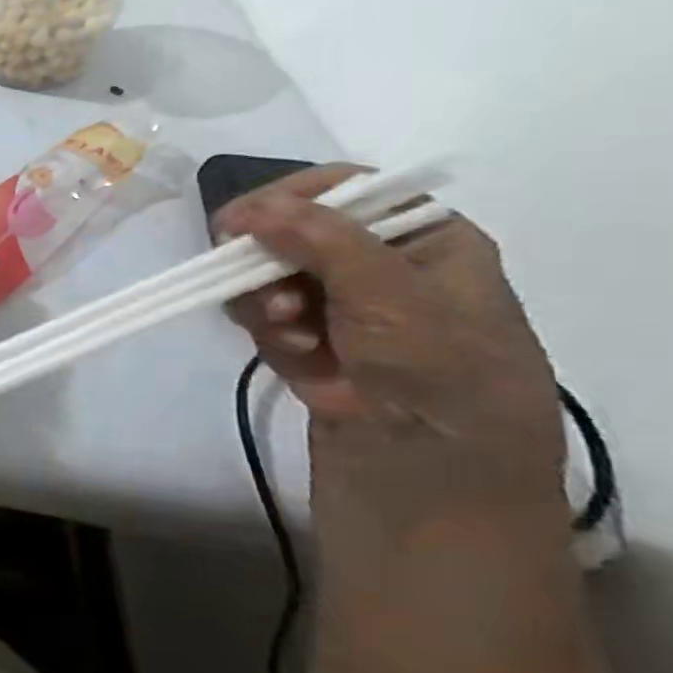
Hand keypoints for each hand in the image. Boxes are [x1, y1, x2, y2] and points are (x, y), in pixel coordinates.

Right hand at [213, 164, 569, 525]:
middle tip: (258, 289)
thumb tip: (250, 206)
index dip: (287, 199)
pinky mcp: (311, 346)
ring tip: (287, 335)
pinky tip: (293, 358)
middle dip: (271, 262)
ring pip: (271, 279)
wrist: (432, 481)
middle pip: (296, 235)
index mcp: (424, 240)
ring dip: (266, 303)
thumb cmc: (437, 374)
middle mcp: (381, 268)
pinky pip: (267, 320)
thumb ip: (320, 239)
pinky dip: (270, 335)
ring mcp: (343, 311)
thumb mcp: (391, 295)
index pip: (344, 191)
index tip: (235, 222)